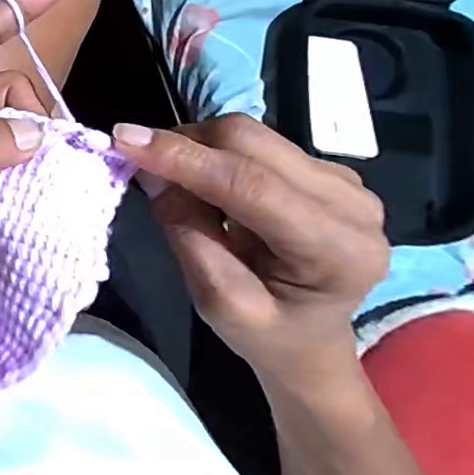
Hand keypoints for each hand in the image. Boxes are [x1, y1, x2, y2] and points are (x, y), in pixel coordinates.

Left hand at [0, 0, 66, 309]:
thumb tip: (36, 132)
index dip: (14, 6)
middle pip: (4, 84)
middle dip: (29, 107)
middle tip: (36, 149)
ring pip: (12, 125)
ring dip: (32, 144)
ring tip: (38, 174)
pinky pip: (8, 162)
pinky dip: (26, 171)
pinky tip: (40, 187)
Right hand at [112, 114, 388, 384]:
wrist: (311, 340)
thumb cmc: (266, 334)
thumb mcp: (217, 300)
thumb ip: (187, 232)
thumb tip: (149, 171)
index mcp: (337, 249)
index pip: (249, 184)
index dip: (182, 157)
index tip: (122, 139)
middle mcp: (351, 204)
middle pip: (250, 142)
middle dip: (184, 144)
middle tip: (137, 160)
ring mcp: (344, 181)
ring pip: (251, 134)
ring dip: (196, 146)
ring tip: (172, 178)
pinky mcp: (326, 169)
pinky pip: (257, 142)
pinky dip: (215, 152)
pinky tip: (205, 182)